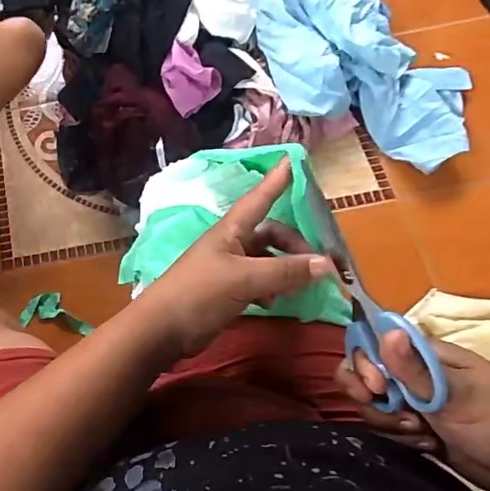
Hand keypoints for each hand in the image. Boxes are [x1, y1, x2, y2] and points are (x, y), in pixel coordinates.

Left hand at [133, 161, 334, 357]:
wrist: (161, 330)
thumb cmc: (199, 294)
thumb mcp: (245, 280)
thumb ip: (285, 272)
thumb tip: (327, 264)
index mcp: (231, 231)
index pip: (259, 199)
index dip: (275, 181)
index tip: (292, 160)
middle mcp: (231, 244)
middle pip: (271, 235)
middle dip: (294, 246)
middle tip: (316, 265)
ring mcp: (228, 268)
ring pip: (266, 260)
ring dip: (285, 269)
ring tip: (300, 285)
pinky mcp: (226, 291)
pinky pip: (258, 282)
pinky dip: (272, 288)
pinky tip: (276, 301)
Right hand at [334, 327, 489, 490]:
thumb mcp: (459, 397)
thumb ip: (416, 371)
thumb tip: (385, 331)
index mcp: (427, 354)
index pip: (375, 344)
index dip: (365, 364)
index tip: (377, 389)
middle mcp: (417, 374)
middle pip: (368, 377)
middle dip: (376, 402)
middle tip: (405, 420)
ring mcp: (418, 403)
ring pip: (377, 408)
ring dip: (391, 425)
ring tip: (426, 436)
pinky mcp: (419, 430)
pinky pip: (390, 430)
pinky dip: (401, 440)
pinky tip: (429, 448)